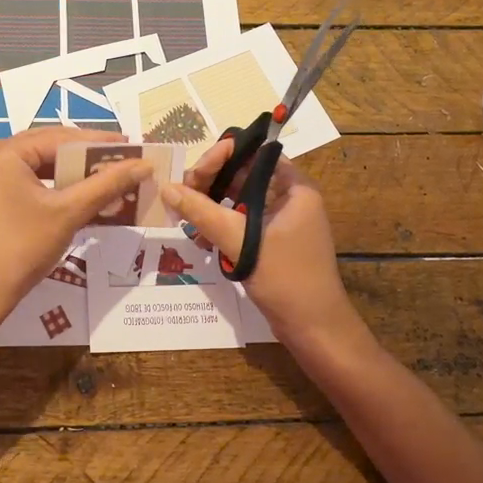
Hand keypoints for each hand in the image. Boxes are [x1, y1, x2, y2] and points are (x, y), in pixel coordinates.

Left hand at [0, 127, 153, 338]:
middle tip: (122, 159)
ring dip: (70, 174)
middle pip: (47, 148)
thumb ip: (106, 185)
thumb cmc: (20, 249)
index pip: (60, 137)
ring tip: (105, 178)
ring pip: (36, 167)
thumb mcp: (67, 214)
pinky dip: (51, 189)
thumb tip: (144, 165)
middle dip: (86, 157)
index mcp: (4, 152)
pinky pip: (24, 183)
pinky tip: (77, 198)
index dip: (99, 141)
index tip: (131, 144)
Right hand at [159, 137, 352, 339]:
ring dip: (211, 204)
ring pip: (238, 197)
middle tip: (182, 198)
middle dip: (210, 182)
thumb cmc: (286, 278)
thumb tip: (167, 187)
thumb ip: (201, 211)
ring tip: (186, 219)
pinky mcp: (273, 240)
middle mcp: (289, 196)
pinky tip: (201, 239)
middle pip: (242, 173)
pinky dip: (221, 224)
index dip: (221, 156)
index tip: (193, 175)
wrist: (315, 330)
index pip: (253, 152)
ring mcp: (281, 219)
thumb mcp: (240, 241)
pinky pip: (242, 220)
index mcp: (293, 187)